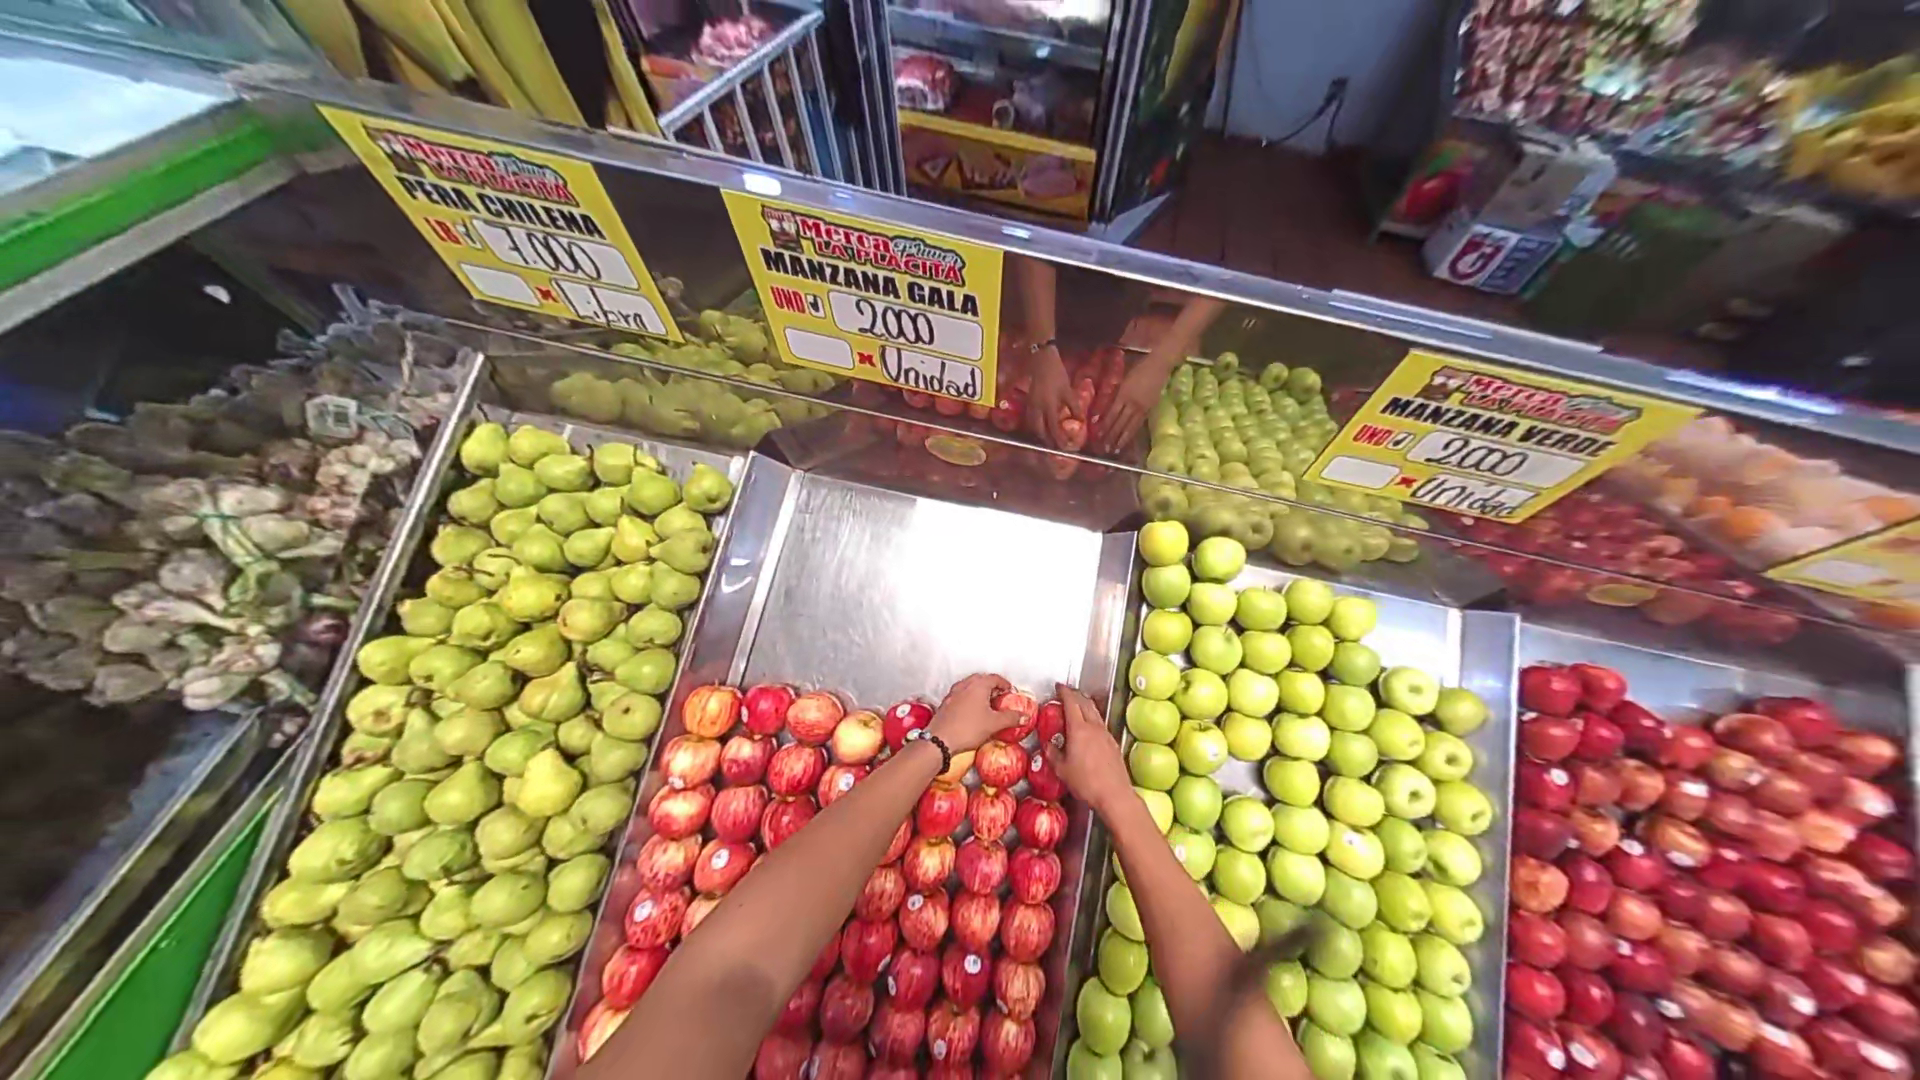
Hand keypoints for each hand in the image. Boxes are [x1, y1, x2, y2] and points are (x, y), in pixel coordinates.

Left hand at [926, 673, 1016, 752]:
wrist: (940, 739)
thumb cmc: (969, 728)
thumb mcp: (994, 724)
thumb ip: (1011, 718)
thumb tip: (1025, 716)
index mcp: (978, 685)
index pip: (994, 678)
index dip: (1004, 683)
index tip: (1010, 691)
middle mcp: (965, 684)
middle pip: (981, 679)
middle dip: (992, 686)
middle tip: (1000, 696)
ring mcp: (954, 692)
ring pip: (970, 686)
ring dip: (980, 691)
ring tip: (987, 703)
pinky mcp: (946, 702)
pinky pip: (961, 694)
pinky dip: (969, 697)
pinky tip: (972, 710)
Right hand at [1025, 347, 1080, 449]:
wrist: (1042, 361)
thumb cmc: (1057, 374)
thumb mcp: (1068, 390)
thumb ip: (1074, 407)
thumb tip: (1080, 421)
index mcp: (1049, 406)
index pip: (1053, 428)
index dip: (1059, 439)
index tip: (1065, 447)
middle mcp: (1037, 409)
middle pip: (1040, 431)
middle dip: (1047, 440)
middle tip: (1055, 446)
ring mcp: (1031, 406)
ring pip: (1033, 426)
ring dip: (1040, 434)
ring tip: (1048, 439)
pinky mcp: (1028, 402)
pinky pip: (1030, 419)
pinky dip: (1036, 426)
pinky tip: (1041, 426)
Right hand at [1045, 683, 1132, 815]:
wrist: (1115, 795)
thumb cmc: (1086, 783)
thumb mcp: (1062, 769)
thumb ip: (1053, 754)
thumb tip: (1047, 745)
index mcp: (1079, 729)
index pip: (1072, 702)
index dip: (1064, 691)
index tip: (1058, 687)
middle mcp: (1094, 727)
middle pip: (1085, 702)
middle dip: (1075, 694)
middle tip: (1066, 693)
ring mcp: (1106, 735)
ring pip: (1095, 712)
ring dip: (1085, 705)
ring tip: (1077, 707)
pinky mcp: (1113, 744)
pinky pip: (1101, 724)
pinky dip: (1092, 718)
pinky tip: (1088, 728)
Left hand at [1095, 361, 1167, 454]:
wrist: (1159, 365)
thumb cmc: (1139, 368)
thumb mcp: (1123, 380)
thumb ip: (1116, 394)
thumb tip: (1106, 408)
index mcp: (1123, 394)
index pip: (1112, 413)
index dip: (1104, 425)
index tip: (1097, 434)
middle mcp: (1132, 403)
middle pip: (1120, 422)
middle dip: (1111, 436)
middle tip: (1104, 448)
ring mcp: (1142, 407)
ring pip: (1130, 426)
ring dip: (1122, 439)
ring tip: (1115, 449)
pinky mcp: (1150, 409)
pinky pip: (1139, 423)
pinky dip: (1132, 432)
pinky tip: (1128, 439)